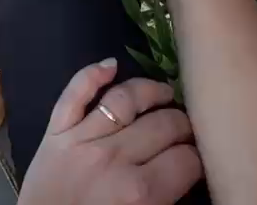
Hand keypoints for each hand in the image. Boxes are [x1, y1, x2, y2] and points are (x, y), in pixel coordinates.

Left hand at [17, 58, 202, 204]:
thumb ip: (165, 199)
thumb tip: (186, 173)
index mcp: (141, 193)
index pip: (185, 160)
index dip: (198, 155)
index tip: (200, 155)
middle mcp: (114, 158)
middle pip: (161, 125)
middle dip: (183, 123)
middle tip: (188, 126)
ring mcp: (82, 138)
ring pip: (124, 100)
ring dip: (150, 91)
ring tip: (166, 92)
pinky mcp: (56, 130)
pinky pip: (74, 94)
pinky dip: (92, 74)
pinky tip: (111, 64)